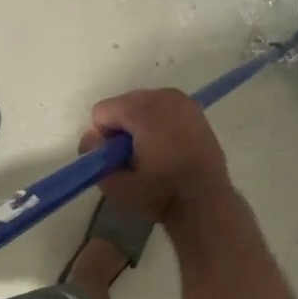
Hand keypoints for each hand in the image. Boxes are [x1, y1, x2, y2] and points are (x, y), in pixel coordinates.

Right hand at [79, 88, 233, 224]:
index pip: (102, 112)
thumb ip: (94, 156)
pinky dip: (159, 125)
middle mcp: (164, 96)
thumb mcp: (116, 183)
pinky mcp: (197, 113)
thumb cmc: (161, 193)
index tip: (114, 160)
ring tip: (150, 155)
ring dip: (140, 126)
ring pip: (145, 106)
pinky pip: (165, 111)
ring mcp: (184, 102)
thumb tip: (92, 139)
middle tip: (131, 158)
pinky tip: (166, 150)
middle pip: (124, 104)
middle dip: (121, 128)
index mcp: (143, 109)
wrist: (205, 202)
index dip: (102, 137)